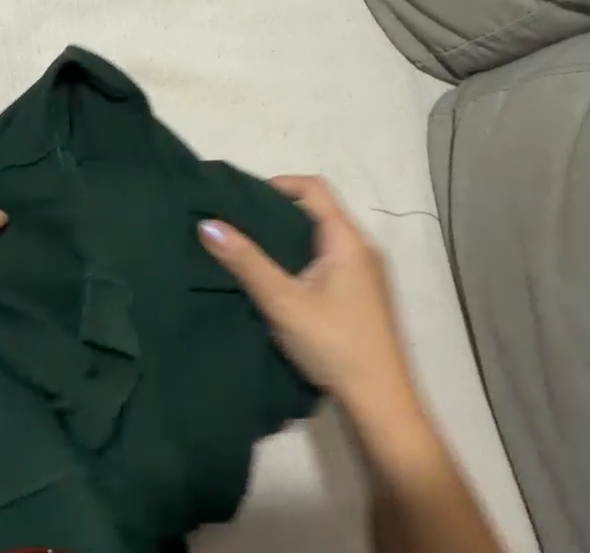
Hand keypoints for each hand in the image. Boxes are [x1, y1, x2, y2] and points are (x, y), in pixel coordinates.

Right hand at [199, 176, 417, 421]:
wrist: (382, 405)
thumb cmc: (334, 344)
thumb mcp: (282, 301)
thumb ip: (245, 261)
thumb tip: (207, 224)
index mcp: (347, 239)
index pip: (313, 187)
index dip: (277, 184)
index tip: (241, 200)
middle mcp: (362, 249)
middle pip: (317, 210)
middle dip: (276, 212)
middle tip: (238, 224)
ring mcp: (366, 275)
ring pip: (321, 239)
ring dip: (287, 239)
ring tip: (250, 251)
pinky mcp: (363, 297)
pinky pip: (328, 261)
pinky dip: (300, 260)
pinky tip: (277, 282)